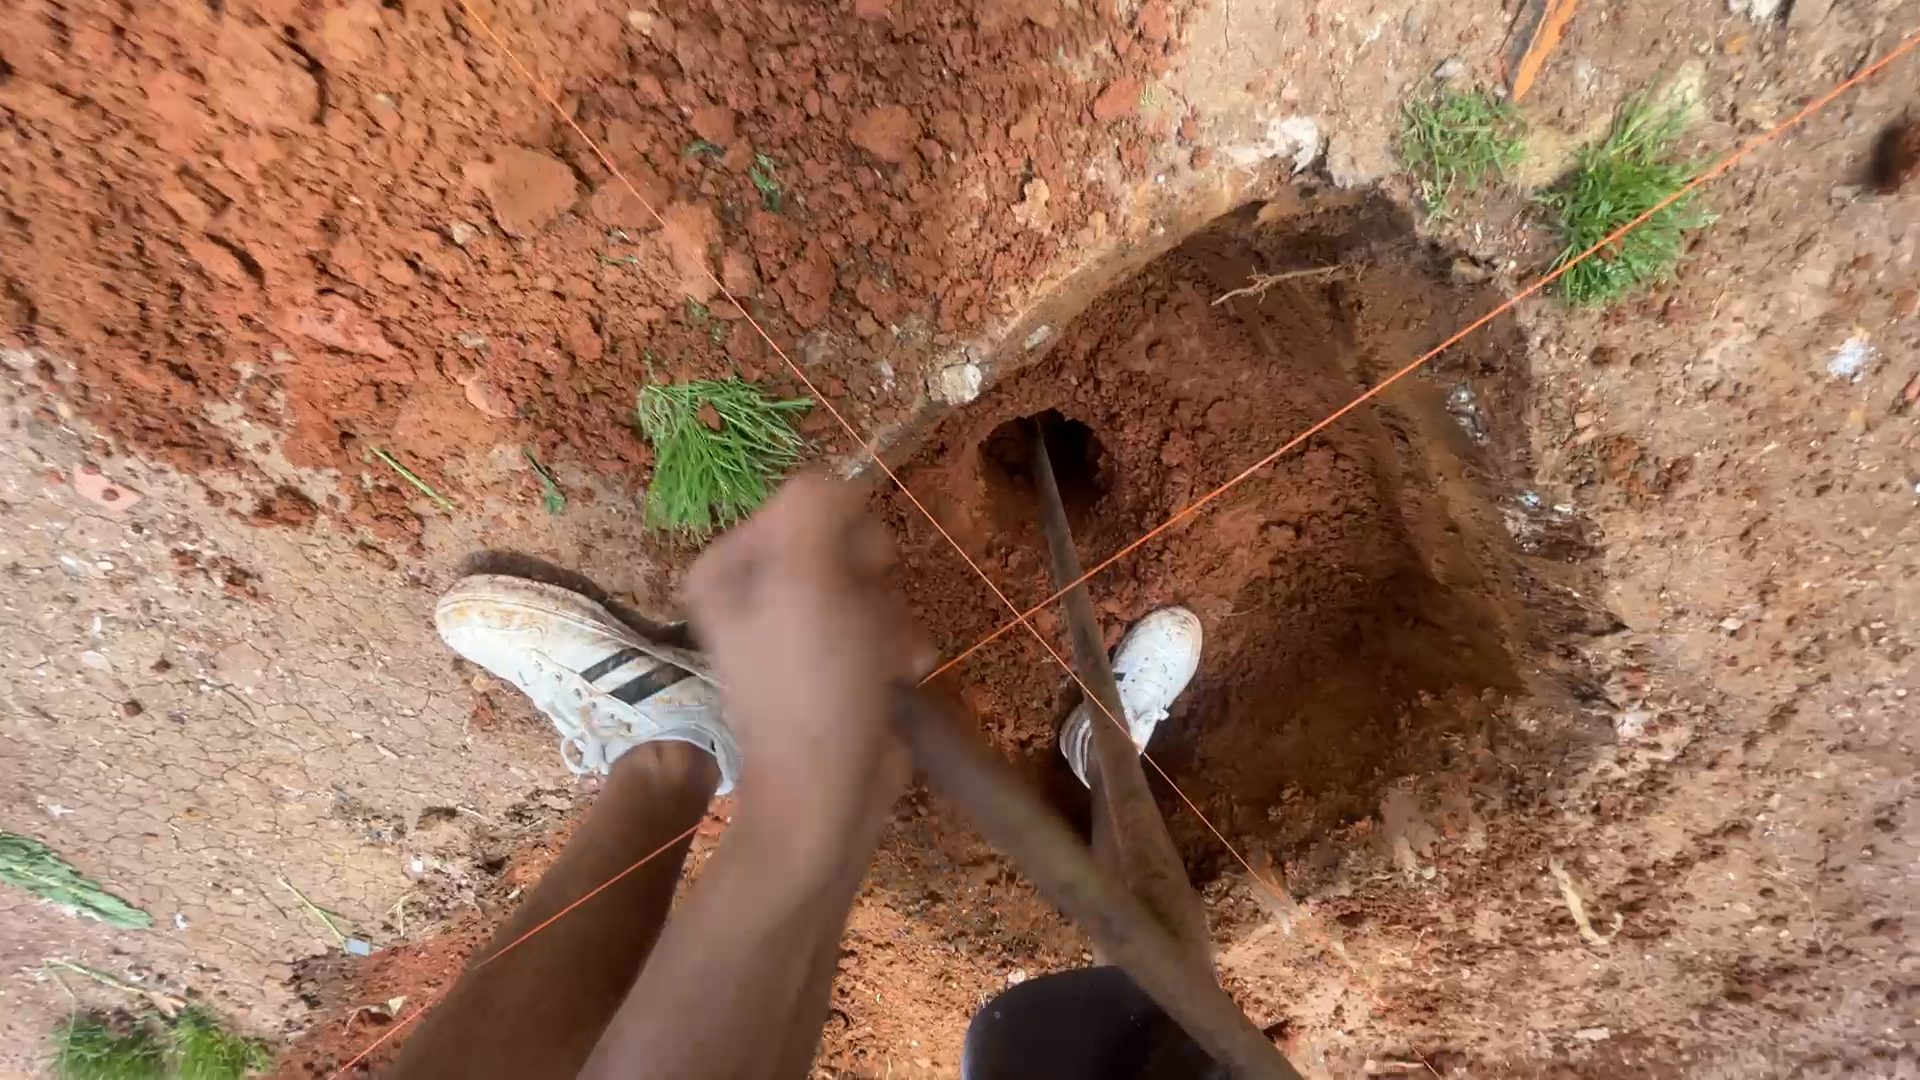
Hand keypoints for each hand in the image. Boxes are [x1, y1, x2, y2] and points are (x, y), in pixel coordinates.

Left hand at [683, 473, 928, 840]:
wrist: (829, 788)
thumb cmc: (812, 684)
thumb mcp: (806, 581)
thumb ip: (815, 506)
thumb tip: (841, 482)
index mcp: (733, 562)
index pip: (811, 500)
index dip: (846, 532)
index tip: (856, 568)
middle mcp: (762, 587)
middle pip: (847, 539)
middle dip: (873, 580)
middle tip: (864, 617)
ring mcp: (803, 624)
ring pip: (874, 580)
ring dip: (890, 617)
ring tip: (881, 658)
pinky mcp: (839, 654)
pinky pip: (883, 618)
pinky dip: (897, 643)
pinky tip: (895, 673)